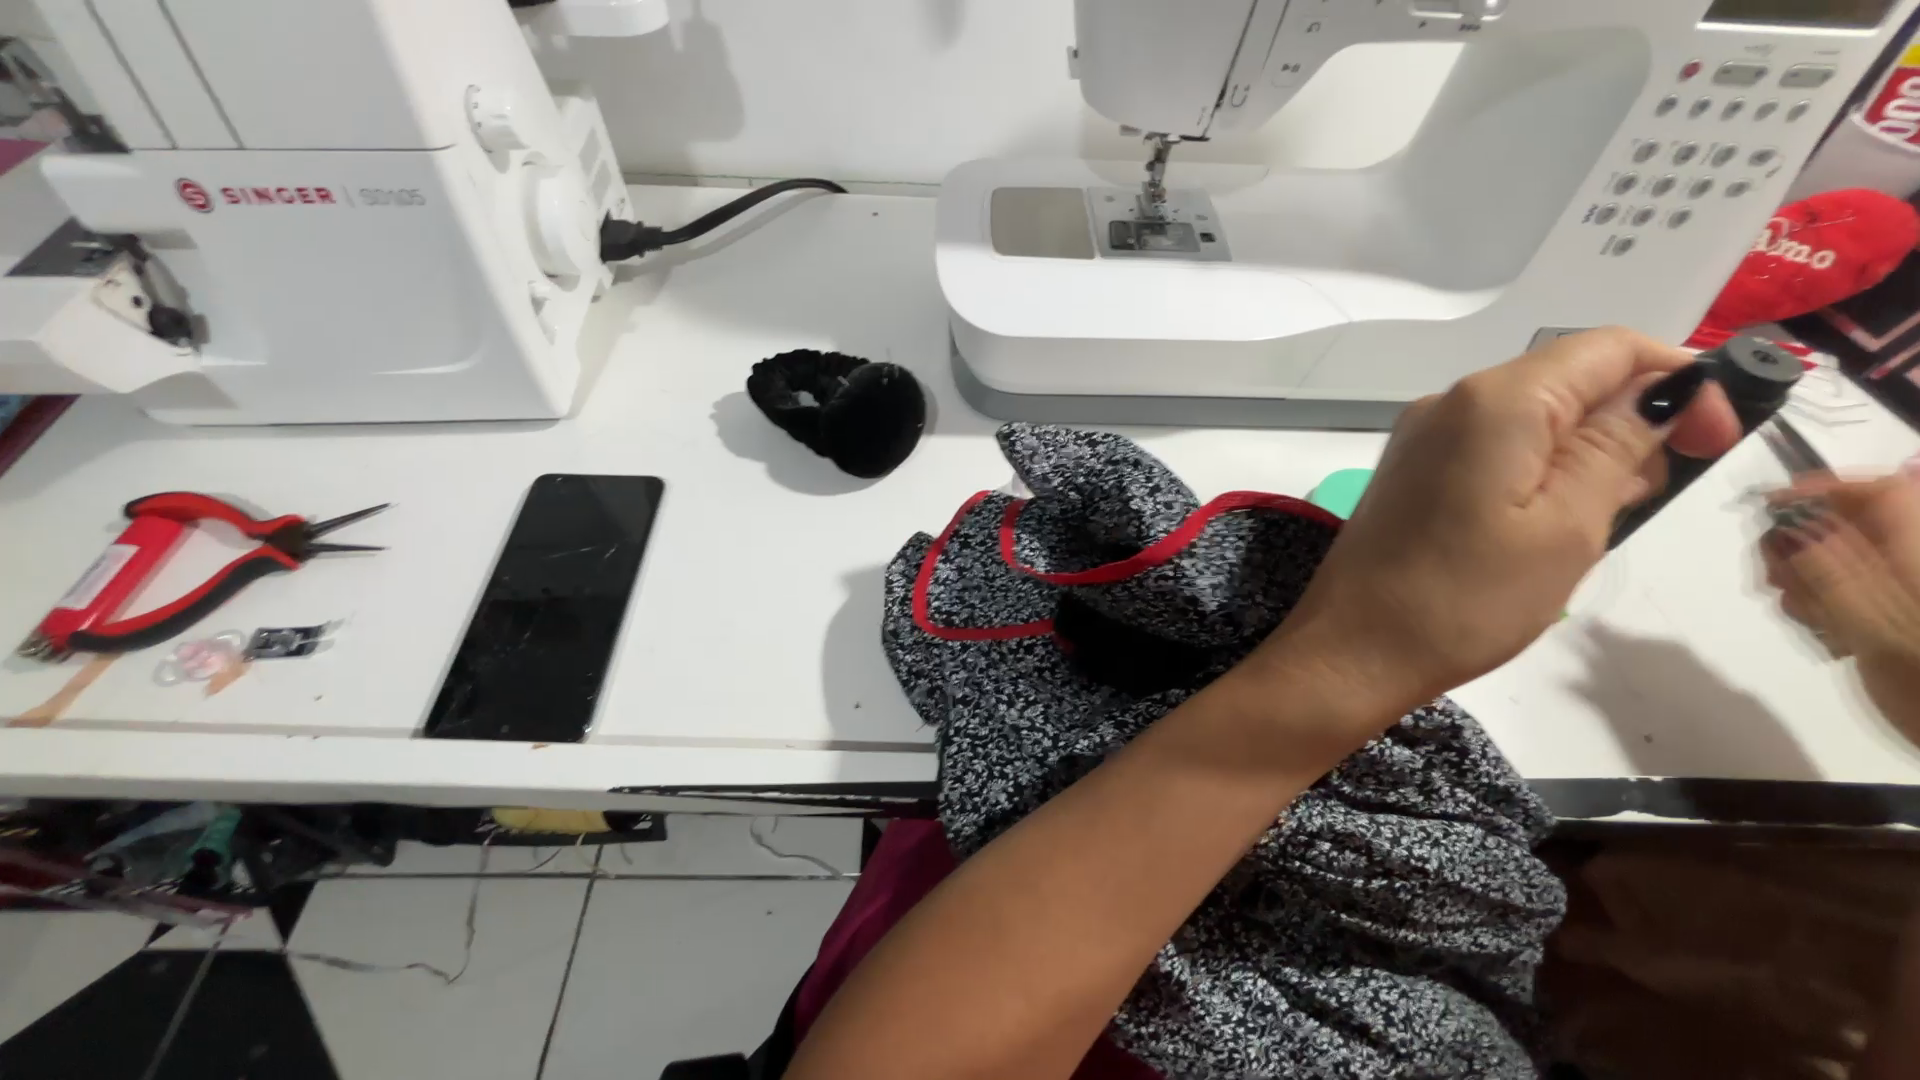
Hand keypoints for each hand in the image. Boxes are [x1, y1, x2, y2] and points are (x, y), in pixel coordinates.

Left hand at [1263, 327, 1741, 718]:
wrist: (1351, 650)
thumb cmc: (1464, 599)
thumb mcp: (1568, 525)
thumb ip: (1619, 446)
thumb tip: (1660, 391)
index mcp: (1493, 401)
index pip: (1609, 348)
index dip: (1679, 379)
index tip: (1715, 440)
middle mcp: (1448, 403)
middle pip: (1568, 380)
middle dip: (1630, 422)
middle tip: (1645, 499)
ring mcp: (1421, 437)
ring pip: (1532, 418)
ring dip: (1585, 454)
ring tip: (1595, 522)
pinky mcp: (1409, 472)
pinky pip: (1492, 449)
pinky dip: (1536, 471)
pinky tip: (1547, 523)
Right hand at [1763, 470, 1919, 742]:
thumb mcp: (1874, 622)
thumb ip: (1829, 571)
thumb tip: (1788, 525)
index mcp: (1917, 553)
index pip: (1882, 491)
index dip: (1825, 488)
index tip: (1769, 506)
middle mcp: (1911, 560)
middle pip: (1849, 522)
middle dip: (1798, 539)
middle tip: (1774, 573)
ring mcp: (1899, 587)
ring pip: (1834, 556)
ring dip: (1800, 575)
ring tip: (1800, 607)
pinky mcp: (1886, 612)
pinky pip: (1837, 587)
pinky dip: (1814, 598)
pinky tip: (1816, 622)